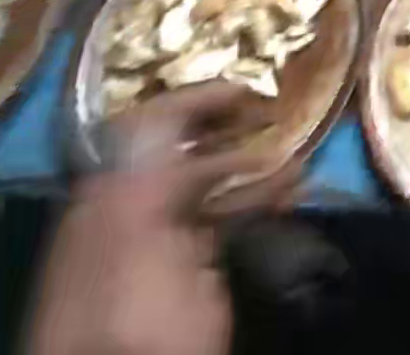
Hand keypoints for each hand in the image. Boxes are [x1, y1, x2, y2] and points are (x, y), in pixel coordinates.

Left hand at [27, 84, 287, 354]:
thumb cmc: (131, 320)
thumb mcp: (132, 247)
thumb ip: (142, 183)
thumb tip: (155, 116)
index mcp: (111, 196)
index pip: (148, 125)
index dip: (193, 100)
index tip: (242, 88)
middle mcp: (135, 204)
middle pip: (184, 145)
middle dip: (232, 123)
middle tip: (276, 109)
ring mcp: (164, 234)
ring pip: (212, 175)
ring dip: (255, 157)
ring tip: (297, 147)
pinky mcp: (192, 261)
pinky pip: (228, 209)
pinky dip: (262, 193)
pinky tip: (295, 186)